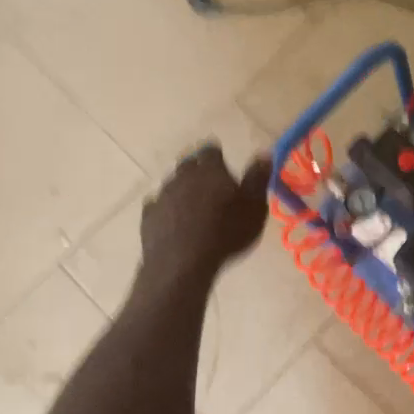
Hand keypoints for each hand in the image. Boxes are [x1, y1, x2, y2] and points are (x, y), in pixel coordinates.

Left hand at [138, 144, 272, 270]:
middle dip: (198, 170)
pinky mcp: (148, 216)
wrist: (182, 263)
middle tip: (210, 184)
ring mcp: (162, 196)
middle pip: (189, 164)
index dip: (217, 155)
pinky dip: (167, 209)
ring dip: (182, 190)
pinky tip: (174, 221)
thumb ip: (258, 177)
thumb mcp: (254, 206)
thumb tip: (264, 151)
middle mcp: (183, 176)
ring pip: (172, 184)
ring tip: (194, 205)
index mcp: (210, 170)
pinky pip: (158, 206)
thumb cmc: (226, 232)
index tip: (223, 162)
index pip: (211, 151)